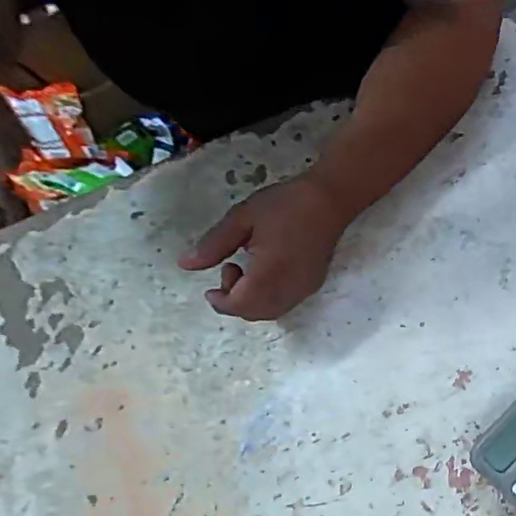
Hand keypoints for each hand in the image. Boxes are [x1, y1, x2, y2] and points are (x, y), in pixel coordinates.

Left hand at [178, 177, 352, 319]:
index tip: (209, 288)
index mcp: (269, 272)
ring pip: (271, 312)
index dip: (221, 303)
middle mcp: (289, 288)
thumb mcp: (241, 218)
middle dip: (235, 303)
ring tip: (246, 271)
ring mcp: (303, 289)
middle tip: (229, 270)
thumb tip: (185, 265)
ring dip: (251, 302)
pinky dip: (267, 299)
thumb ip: (213, 245)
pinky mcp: (312, 286)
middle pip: (256, 314)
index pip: (241, 305)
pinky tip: (265, 273)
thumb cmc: (284, 205)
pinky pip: (285, 304)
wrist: (329, 202)